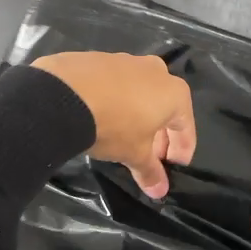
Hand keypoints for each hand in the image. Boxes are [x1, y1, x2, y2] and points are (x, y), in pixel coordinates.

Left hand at [31, 52, 195, 197]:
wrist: (64, 96)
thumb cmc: (114, 126)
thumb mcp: (135, 154)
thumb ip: (150, 172)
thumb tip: (159, 191)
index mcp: (174, 93)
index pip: (186, 128)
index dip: (182, 151)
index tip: (174, 167)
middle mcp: (156, 71)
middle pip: (164, 109)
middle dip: (160, 136)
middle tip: (151, 157)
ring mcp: (127, 60)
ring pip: (141, 95)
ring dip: (139, 118)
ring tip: (126, 139)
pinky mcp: (100, 58)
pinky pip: (117, 86)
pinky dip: (117, 103)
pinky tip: (105, 118)